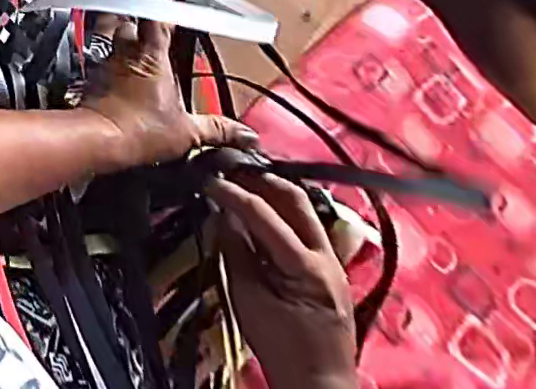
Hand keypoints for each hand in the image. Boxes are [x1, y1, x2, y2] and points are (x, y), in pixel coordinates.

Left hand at [80, 17, 255, 171]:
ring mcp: (105, 63)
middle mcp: (125, 53)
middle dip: (140, 29)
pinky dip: (111, 67)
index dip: (164, 15)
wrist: (101, 137)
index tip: (173, 17)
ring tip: (139, 60)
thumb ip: (218, 129)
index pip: (156, 22)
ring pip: (111, 41)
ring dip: (124, 46)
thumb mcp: (188, 132)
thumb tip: (245, 135)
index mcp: (151, 57)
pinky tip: (121, 81)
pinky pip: (101, 63)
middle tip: (155, 42)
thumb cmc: (142, 129)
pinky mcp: (91, 78)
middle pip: (129, 26)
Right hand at [210, 173, 357, 388]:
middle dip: (256, 177)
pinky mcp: (327, 264)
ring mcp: (332, 259)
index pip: (263, 213)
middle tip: (223, 170)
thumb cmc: (280, 344)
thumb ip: (234, 248)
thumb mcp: (247, 296)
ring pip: (302, 206)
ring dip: (268, 187)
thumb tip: (219, 211)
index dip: (230, 192)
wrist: (319, 382)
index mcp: (308, 268)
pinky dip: (276, 206)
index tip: (203, 180)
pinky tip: (254, 204)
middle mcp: (327, 257)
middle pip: (294, 198)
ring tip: (235, 179)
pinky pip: (302, 222)